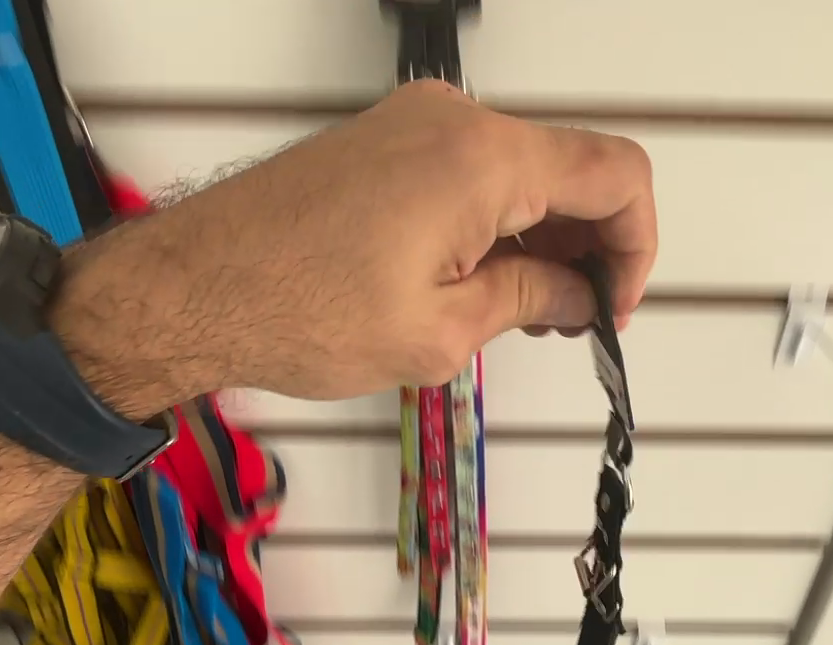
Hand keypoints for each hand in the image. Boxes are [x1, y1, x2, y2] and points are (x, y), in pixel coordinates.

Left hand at [51, 79, 656, 415]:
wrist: (195, 290)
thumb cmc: (299, 312)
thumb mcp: (440, 333)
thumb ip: (529, 302)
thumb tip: (579, 295)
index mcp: (483, 162)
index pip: (614, 176)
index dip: (636, 246)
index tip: (616, 305)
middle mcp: (455, 123)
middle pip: (571, 170)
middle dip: (590, 248)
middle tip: (575, 320)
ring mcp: (416, 128)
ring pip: (523, 175)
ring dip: (543, 242)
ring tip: (528, 314)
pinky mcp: (388, 147)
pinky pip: (474, 177)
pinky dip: (498, 227)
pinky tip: (484, 282)